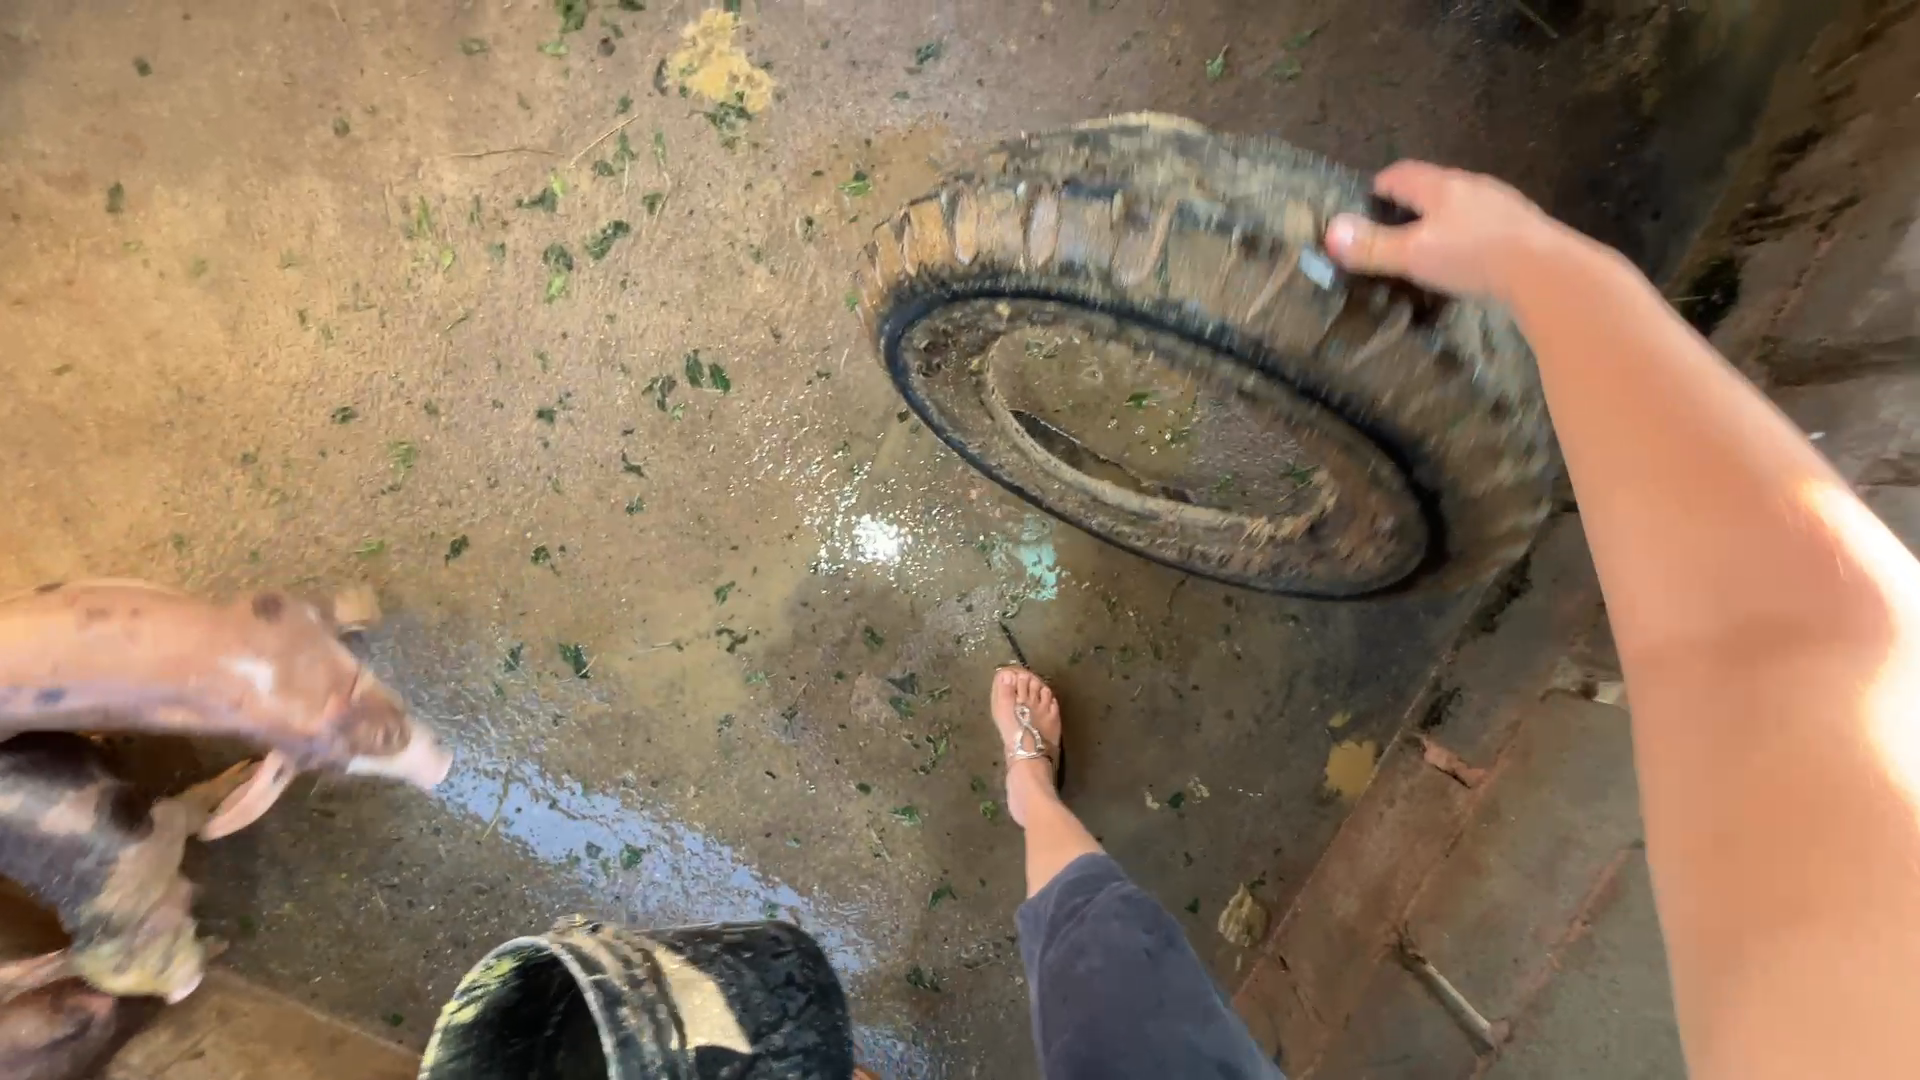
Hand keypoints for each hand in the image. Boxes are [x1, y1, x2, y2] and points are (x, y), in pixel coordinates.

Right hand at [1325, 161, 1561, 303]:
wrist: (1544, 270)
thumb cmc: (1471, 255)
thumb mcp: (1411, 254)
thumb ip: (1371, 246)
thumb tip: (1330, 232)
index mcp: (1442, 188)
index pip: (1402, 174)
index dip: (1380, 184)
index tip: (1364, 200)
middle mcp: (1472, 187)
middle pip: (1432, 187)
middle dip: (1408, 203)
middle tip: (1388, 226)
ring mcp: (1499, 205)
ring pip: (1458, 204)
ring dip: (1438, 218)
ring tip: (1422, 242)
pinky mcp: (1518, 227)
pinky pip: (1479, 223)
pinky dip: (1462, 234)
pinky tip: (1460, 255)